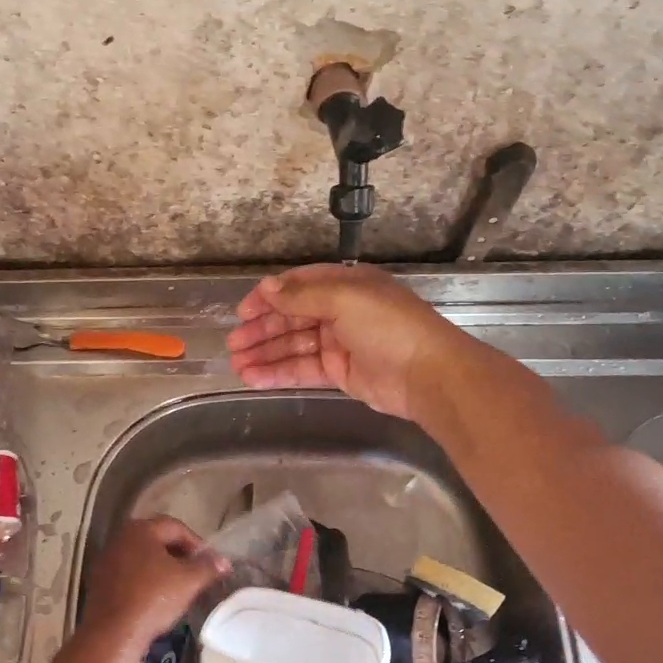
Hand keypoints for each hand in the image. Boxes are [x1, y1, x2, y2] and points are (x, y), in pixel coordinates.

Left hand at [82, 517, 228, 651]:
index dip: (197, 543)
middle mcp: (120, 537)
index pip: (176, 527)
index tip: (211, 562)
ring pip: (142, 557)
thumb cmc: (153, 598)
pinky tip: (156, 598)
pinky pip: (129, 573)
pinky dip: (145, 580)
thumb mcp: (188, 581)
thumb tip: (223, 560)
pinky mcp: (100, 581)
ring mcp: (107, 559)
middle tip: (196, 572)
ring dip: (162, 567)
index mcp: (141, 529)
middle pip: (157, 539)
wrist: (113, 632)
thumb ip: (208, 567)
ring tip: (179, 586)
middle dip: (180, 554)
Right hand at [227, 264, 466, 420]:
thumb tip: (267, 287)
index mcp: (346, 285)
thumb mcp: (344, 299)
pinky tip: (254, 377)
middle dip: (262, 330)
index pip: (298, 286)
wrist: (428, 374)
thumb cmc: (389, 326)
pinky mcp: (340, 373)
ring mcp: (340, 343)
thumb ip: (302, 296)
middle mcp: (341, 311)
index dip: (269, 297)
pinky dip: (278, 373)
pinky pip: (302, 369)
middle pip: (292, 318)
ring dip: (265, 354)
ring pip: (293, 346)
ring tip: (237, 364)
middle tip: (234, 343)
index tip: (243, 312)